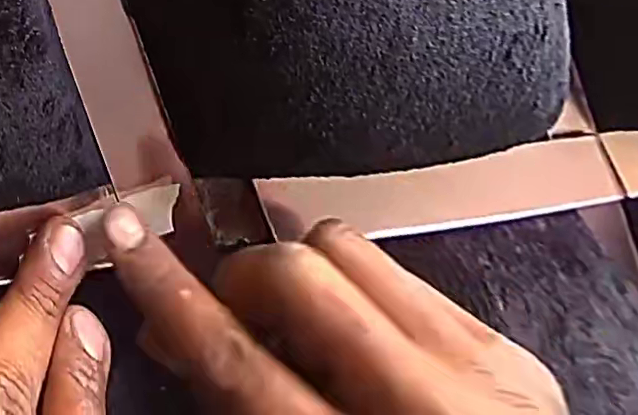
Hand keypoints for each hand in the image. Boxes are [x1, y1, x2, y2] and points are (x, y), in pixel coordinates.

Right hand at [101, 205, 565, 413]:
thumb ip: (239, 404)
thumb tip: (174, 337)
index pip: (242, 364)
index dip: (173, 294)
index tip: (128, 241)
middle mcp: (429, 411)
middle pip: (295, 276)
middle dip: (241, 279)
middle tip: (225, 307)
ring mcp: (482, 373)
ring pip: (342, 247)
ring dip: (295, 270)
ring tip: (290, 317)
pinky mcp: (509, 352)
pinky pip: (394, 265)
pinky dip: (348, 279)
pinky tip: (346, 324)